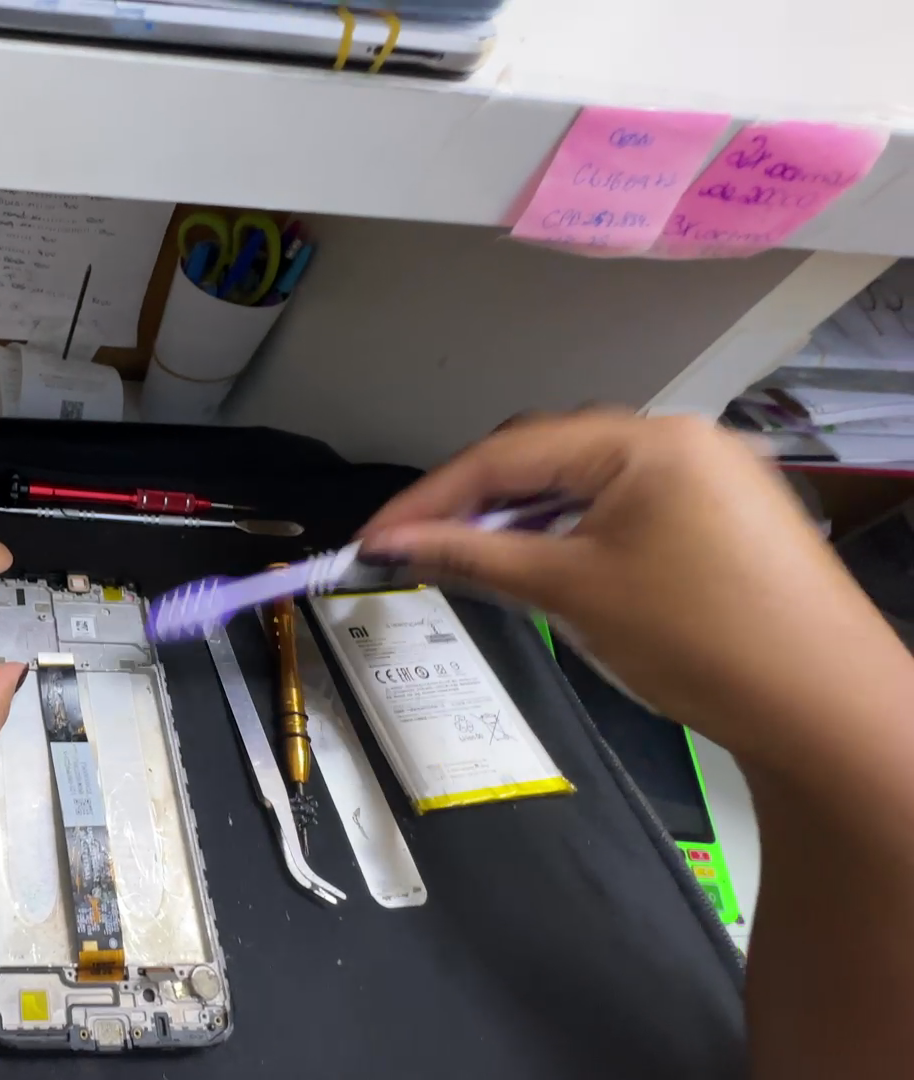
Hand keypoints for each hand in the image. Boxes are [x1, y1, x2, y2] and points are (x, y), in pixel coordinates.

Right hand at [357, 411, 906, 775]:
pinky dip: (551, 523)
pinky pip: (601, 498)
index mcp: (643, 442)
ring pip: (565, 477)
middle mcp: (671, 438)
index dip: (424, 499)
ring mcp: (694, 471)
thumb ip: (464, 553)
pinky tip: (525, 552)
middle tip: (410, 544)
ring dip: (506, 510)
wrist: (826, 714)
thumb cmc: (692, 639)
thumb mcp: (562, 588)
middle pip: (532, 456)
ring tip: (459, 550)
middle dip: (464, 499)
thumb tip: (382, 544)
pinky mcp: (703, 506)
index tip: (370, 538)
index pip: (502, 458)